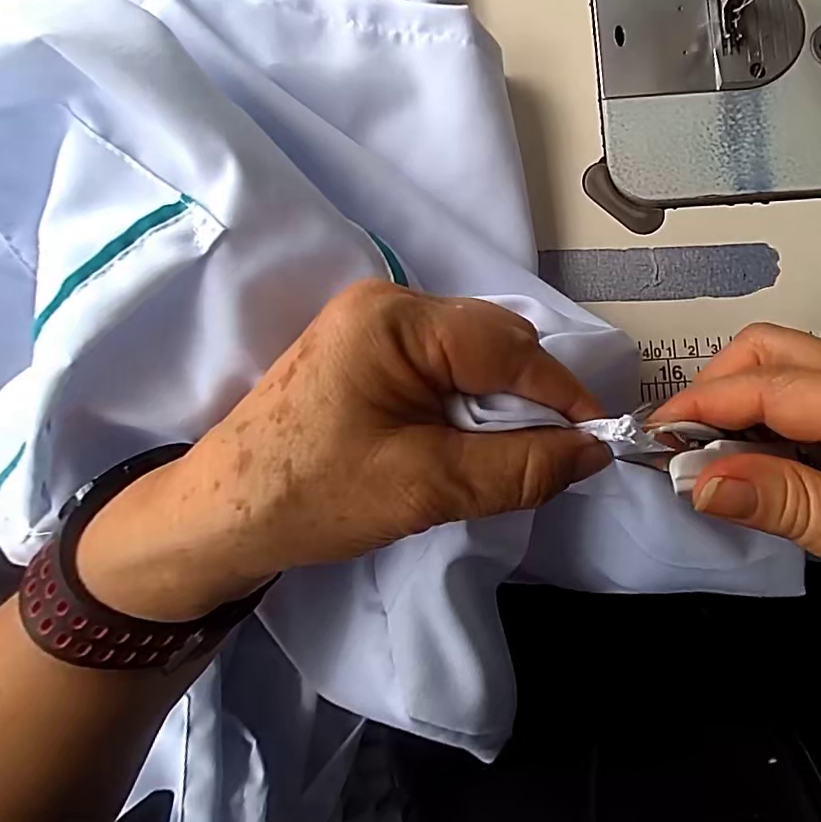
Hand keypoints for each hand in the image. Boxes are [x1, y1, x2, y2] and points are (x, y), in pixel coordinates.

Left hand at [76, 281, 611, 621]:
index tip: (598, 441)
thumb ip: (518, 467)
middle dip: (524, 401)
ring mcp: (367, 328)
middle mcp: (382, 306)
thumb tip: (592, 453)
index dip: (561, 392)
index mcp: (394, 318)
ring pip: (465, 358)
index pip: (507, 343)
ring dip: (492, 407)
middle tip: (540, 461)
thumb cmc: (313, 494)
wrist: (221, 515)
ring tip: (492, 460)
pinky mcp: (359, 355)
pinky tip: (455, 445)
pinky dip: (460, 406)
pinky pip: (435, 370)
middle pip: (488, 343)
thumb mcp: (425, 485)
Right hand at [657, 324, 820, 689]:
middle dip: (711, 391)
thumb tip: (705, 479)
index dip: (702, 404)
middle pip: (771, 351)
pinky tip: (750, 460)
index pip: (775, 385)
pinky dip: (757, 420)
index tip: (656, 437)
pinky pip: (798, 395)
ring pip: (779, 366)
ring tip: (710, 458)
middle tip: (680, 446)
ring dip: (731, 404)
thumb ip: (791, 506)